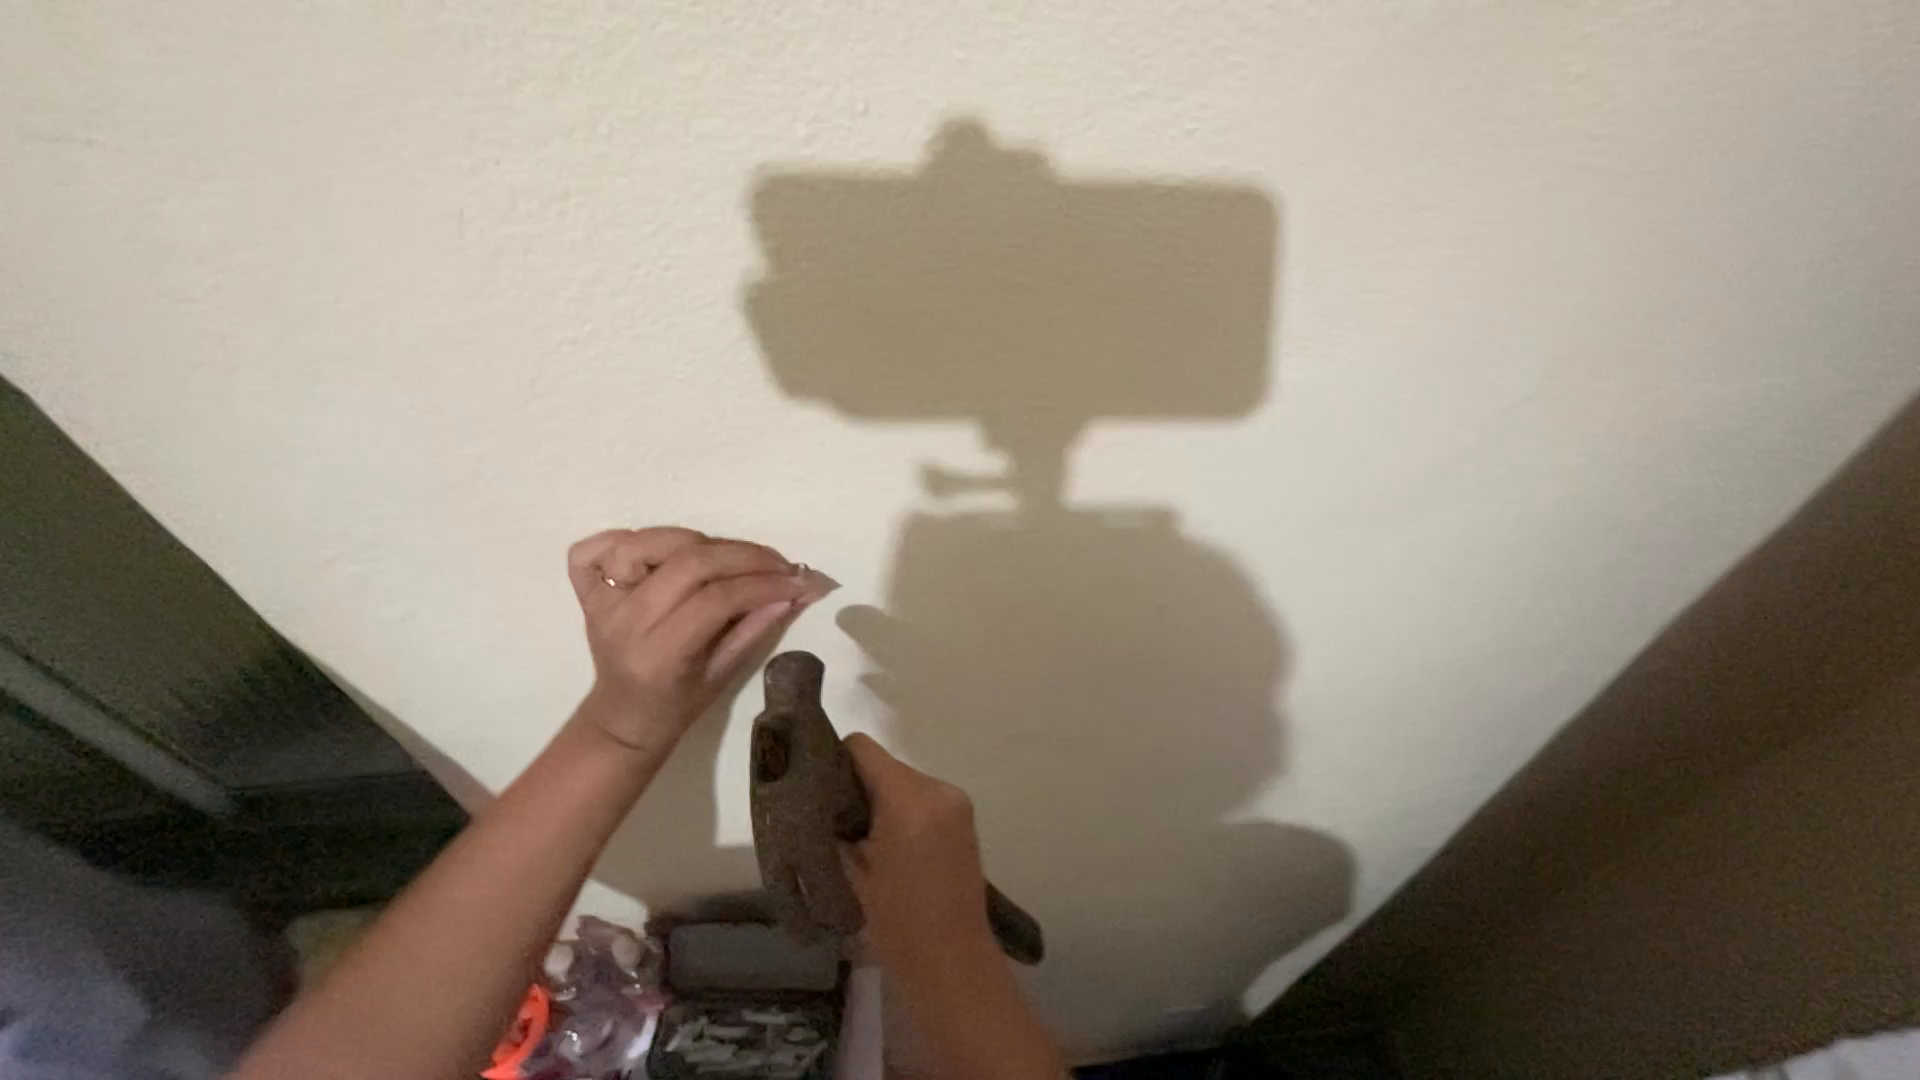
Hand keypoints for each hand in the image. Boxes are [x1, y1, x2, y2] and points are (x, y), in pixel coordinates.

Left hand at [566, 527, 824, 751]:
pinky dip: (629, 538)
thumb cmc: (679, 704)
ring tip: (732, 557)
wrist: (624, 717)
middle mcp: (625, 622)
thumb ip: (756, 628)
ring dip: (700, 540)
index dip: (764, 584)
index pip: (716, 599)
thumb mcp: (725, 675)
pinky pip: (596, 546)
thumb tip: (797, 590)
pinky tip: (663, 552)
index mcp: (658, 656)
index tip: (800, 581)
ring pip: (649, 541)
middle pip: (689, 562)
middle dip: (746, 556)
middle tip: (780, 565)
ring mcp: (601, 601)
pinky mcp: (588, 589)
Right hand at [840, 734, 997, 979]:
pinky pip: (922, 797)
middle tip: (839, 825)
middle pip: (884, 765)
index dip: (834, 762)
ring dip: (882, 800)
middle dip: (859, 788)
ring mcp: (956, 801)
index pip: (862, 749)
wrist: (951, 960)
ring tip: (866, 841)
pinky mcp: (965, 816)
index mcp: (908, 800)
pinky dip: (903, 810)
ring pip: (903, 780)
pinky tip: (892, 846)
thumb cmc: (896, 924)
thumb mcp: (851, 873)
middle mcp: (938, 789)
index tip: (818, 789)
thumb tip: (822, 801)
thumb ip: (837, 828)